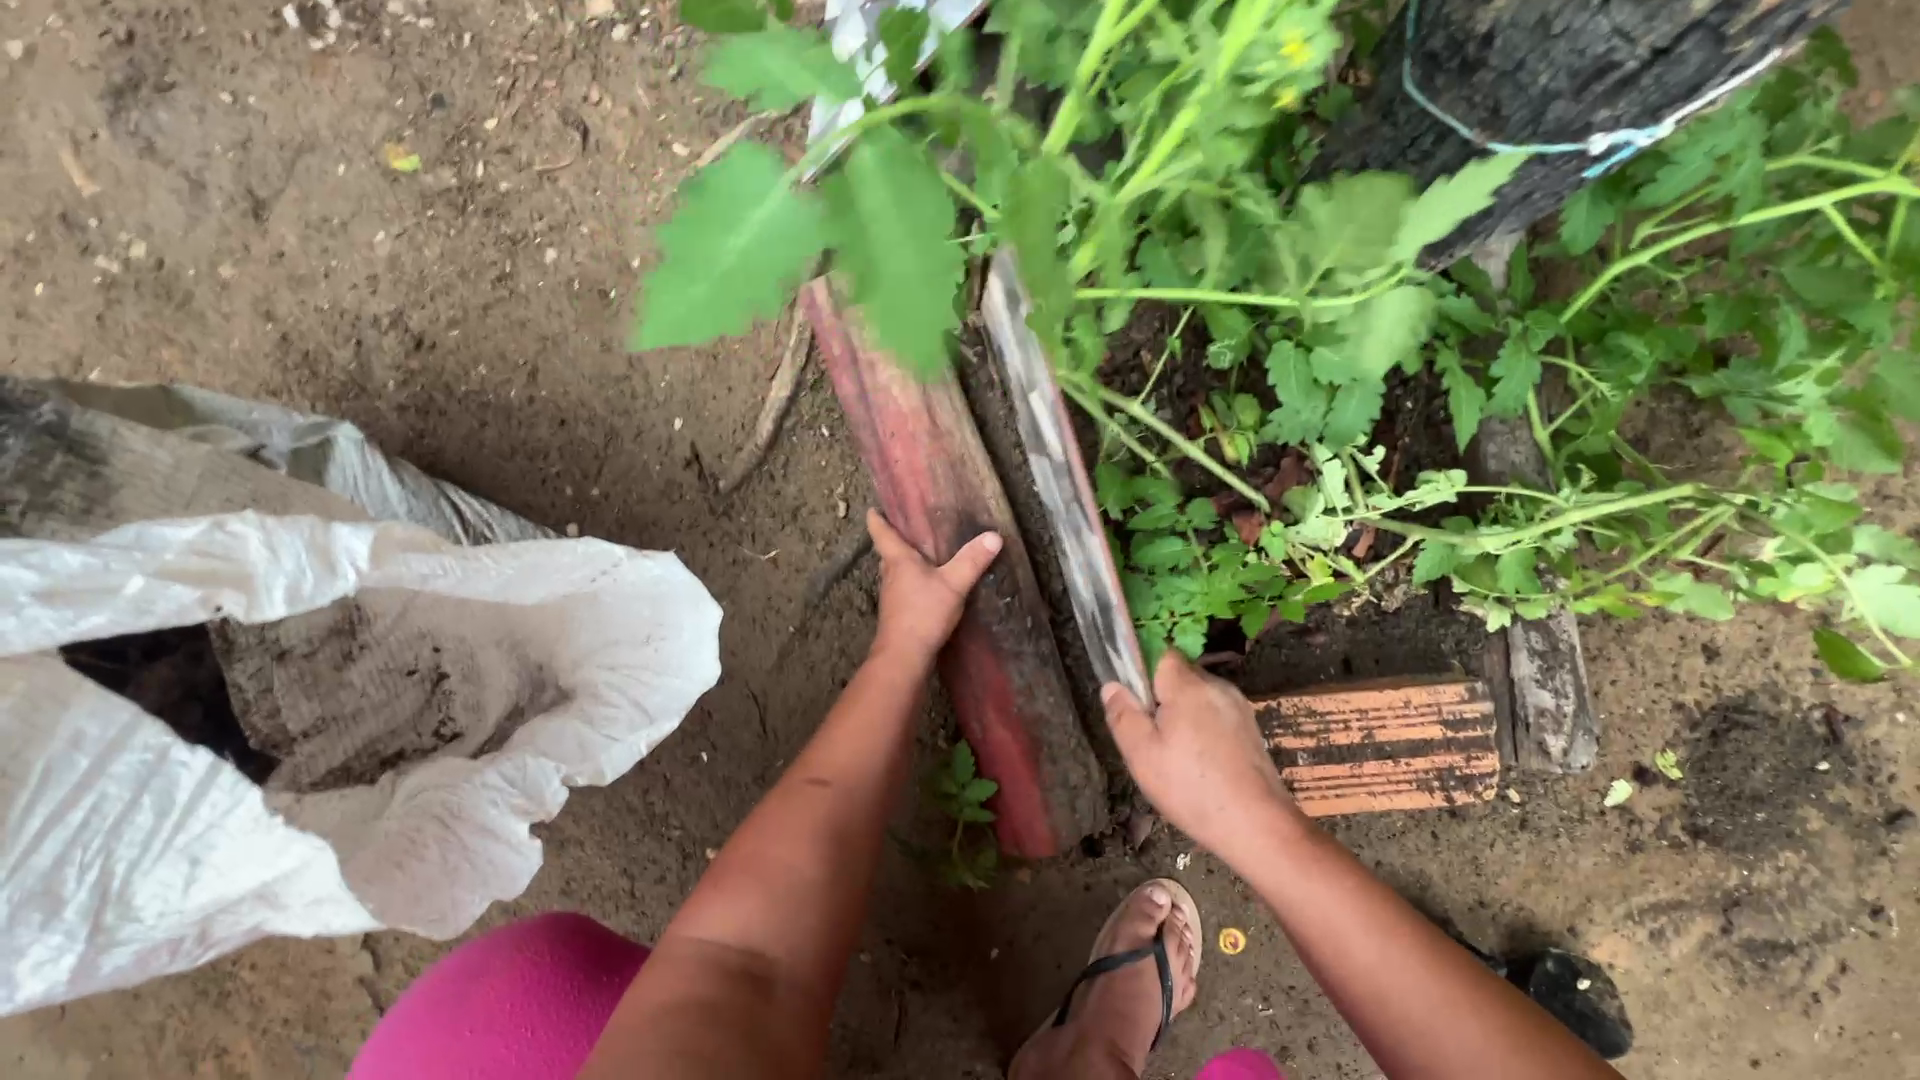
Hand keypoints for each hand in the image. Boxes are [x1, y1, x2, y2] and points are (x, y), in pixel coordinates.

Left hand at [867, 509, 1002, 661]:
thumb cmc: (923, 613)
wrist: (904, 656)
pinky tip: (928, 587)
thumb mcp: (953, 584)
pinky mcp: (898, 614)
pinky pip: (905, 590)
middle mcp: (889, 575)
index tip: (874, 508)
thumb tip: (994, 536)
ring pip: (896, 572)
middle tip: (910, 528)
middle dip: (896, 540)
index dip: (877, 518)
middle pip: (888, 552)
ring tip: (924, 555)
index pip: (881, 532)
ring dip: (905, 563)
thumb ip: (972, 560)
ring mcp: (892, 596)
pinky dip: (914, 583)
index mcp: (898, 560)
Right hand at [1102, 651, 1304, 861]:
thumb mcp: (1142, 755)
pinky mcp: (1250, 730)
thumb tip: (1112, 686)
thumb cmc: (1191, 788)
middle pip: (1180, 676)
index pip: (1162, 654)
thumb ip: (1123, 715)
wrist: (1256, 825)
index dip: (1143, 672)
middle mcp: (1217, 687)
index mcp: (1188, 687)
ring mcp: (1238, 708)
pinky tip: (1199, 764)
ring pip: (1199, 697)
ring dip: (1183, 715)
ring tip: (1175, 756)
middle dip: (1161, 698)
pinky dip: (1203, 730)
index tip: (1134, 703)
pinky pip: (1216, 715)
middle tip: (1150, 738)